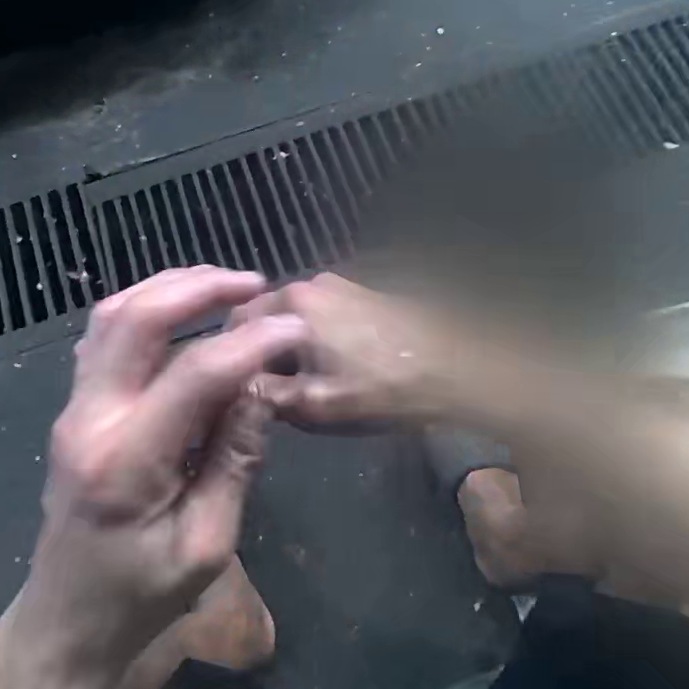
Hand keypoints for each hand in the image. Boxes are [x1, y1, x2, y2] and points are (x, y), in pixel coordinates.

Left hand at [2, 267, 307, 682]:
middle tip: (253, 283)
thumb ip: (236, 459)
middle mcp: (90, 419)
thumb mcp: (207, 543)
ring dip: (166, 289)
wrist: (67, 619)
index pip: (194, 375)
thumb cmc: (142, 595)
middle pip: (136, 321)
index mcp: (126, 461)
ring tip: (220, 283)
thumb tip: (262, 385)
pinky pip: (102, 337)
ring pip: (111, 317)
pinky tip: (176, 308)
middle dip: (198, 290)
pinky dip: (142, 309)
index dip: (250, 343)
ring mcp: (73, 408)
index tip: (294, 328)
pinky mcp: (73, 408)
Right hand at [235, 273, 463, 431]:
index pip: (234, 325)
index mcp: (292, 304)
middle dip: (259, 351)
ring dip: (286, 344)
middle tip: (268, 390)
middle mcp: (309, 283)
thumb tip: (233, 387)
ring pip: (291, 317)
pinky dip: (311, 336)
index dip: (231, 358)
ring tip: (301, 380)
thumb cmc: (383, 389)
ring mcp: (338, 284)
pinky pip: (317, 314)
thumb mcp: (317, 405)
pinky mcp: (360, 292)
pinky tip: (331, 365)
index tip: (235, 387)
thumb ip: (265, 395)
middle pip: (263, 318)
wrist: (457, 369)